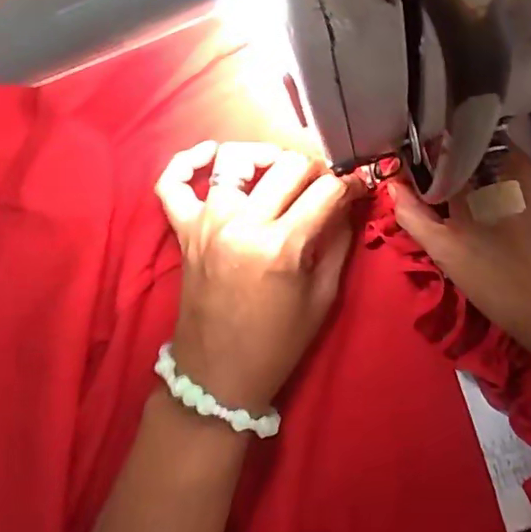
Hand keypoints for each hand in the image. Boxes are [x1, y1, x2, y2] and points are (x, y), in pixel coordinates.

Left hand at [155, 141, 364, 411]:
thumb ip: (340, 240)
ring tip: (281, 171)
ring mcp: (206, 224)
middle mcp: (241, 225)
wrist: (219, 376)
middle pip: (288, 165)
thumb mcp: (323, 294)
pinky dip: (187, 161)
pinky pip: (171, 183)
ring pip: (235, 160)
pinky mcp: (182, 231)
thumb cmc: (279, 341)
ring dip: (266, 157)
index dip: (351, 182)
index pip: (326, 190)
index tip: (360, 185)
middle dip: (317, 168)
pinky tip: (211, 156)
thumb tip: (350, 200)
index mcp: (281, 246)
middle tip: (325, 184)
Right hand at [388, 147, 530, 347]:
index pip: (449, 139)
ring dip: (465, 186)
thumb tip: (392, 184)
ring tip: (448, 213)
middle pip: (470, 153)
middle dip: (444, 172)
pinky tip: (475, 223)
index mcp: (495, 163)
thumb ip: (413, 212)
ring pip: (487, 171)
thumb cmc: (501, 277)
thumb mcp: (446, 247)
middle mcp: (519, 162)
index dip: (423, 154)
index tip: (407, 177)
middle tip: (425, 200)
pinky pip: (505, 186)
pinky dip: (486, 197)